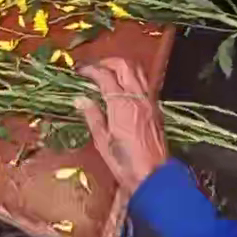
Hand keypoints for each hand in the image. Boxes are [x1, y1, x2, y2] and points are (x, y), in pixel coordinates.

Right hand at [75, 59, 169, 193]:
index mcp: (121, 104)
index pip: (105, 76)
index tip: (80, 71)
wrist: (154, 175)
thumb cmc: (124, 162)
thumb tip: (80, 99)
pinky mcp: (155, 106)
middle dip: (108, 62)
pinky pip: (144, 82)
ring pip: (138, 70)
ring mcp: (149, 100)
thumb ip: (92, 116)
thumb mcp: (103, 141)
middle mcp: (137, 97)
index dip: (91, 70)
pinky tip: (123, 87)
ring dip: (122, 66)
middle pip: (125, 65)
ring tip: (108, 72)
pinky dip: (132, 77)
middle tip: (94, 68)